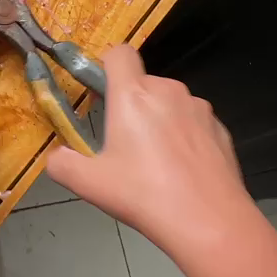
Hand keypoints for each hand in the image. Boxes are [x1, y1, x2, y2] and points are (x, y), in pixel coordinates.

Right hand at [46, 46, 253, 257]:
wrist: (211, 223)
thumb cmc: (145, 196)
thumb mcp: (90, 184)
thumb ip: (62, 164)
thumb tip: (56, 157)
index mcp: (132, 95)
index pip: (119, 52)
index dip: (107, 65)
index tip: (102, 92)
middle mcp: (167, 90)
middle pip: (143, 81)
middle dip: (132, 103)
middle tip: (124, 143)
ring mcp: (198, 108)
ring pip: (170, 101)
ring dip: (159, 118)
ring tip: (157, 161)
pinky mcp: (220, 128)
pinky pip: (193, 121)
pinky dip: (185, 136)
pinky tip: (183, 170)